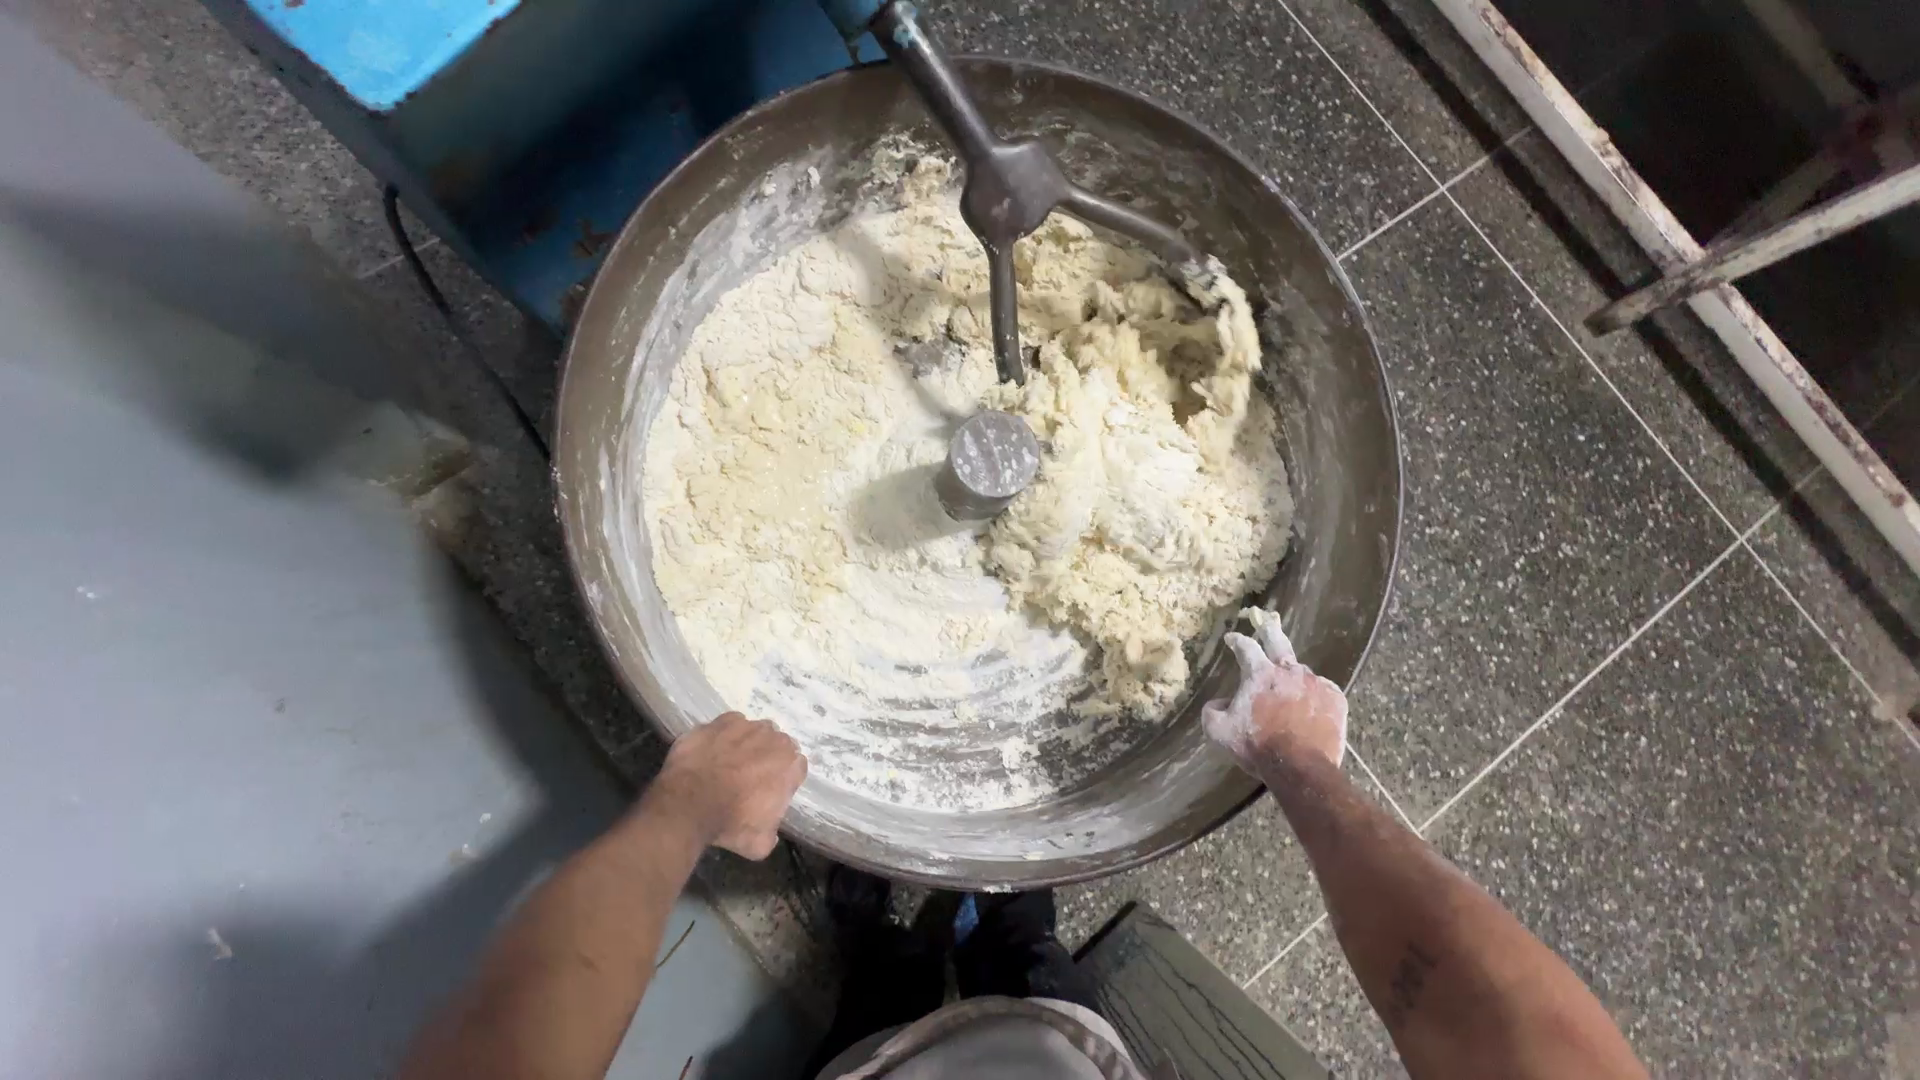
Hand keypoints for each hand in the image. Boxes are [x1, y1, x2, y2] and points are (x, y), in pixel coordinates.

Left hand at [641, 713, 807, 858]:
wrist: (689, 804)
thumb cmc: (730, 824)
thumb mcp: (759, 844)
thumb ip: (772, 832)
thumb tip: (770, 832)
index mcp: (790, 766)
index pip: (796, 767)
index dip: (783, 778)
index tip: (769, 791)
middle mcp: (775, 739)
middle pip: (777, 745)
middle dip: (767, 757)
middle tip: (748, 777)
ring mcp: (747, 726)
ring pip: (754, 732)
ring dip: (746, 743)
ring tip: (728, 763)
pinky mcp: (721, 721)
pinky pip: (729, 725)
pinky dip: (724, 735)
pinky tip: (712, 752)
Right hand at [1202, 612, 1347, 770]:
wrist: (1300, 768)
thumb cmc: (1256, 746)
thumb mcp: (1218, 731)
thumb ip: (1213, 710)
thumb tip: (1221, 702)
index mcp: (1259, 674)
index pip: (1245, 647)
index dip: (1237, 641)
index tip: (1232, 639)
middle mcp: (1289, 671)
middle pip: (1278, 640)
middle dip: (1269, 629)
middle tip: (1265, 623)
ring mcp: (1315, 683)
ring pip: (1301, 671)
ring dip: (1292, 674)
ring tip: (1288, 686)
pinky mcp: (1335, 699)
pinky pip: (1322, 689)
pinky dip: (1313, 693)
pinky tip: (1309, 705)